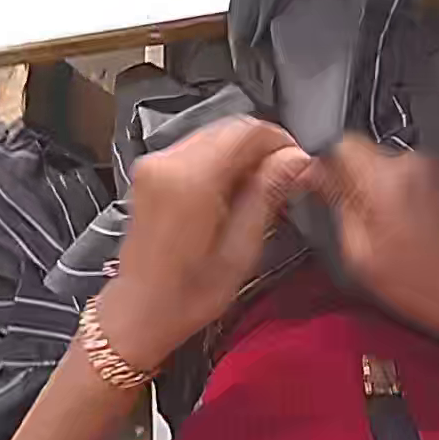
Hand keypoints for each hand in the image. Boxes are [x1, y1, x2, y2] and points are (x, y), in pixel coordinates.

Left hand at [98, 117, 311, 371]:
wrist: (140, 311)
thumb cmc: (189, 293)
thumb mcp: (242, 248)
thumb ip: (268, 193)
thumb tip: (296, 159)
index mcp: (192, 180)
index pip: (247, 131)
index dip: (281, 140)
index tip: (298, 162)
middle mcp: (168, 163)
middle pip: (231, 128)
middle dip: (264, 147)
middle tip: (285, 176)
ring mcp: (155, 164)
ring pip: (215, 135)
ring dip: (244, 153)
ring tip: (261, 187)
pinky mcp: (151, 171)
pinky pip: (198, 148)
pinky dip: (222, 160)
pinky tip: (234, 190)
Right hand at [318, 135, 438, 339]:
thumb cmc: (419, 281)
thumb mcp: (357, 250)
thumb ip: (332, 202)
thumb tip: (311, 174)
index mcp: (385, 178)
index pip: (339, 143)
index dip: (322, 165)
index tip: (319, 185)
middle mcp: (410, 164)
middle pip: (358, 153)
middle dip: (347, 180)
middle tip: (351, 218)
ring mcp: (427, 169)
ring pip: (376, 164)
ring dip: (369, 188)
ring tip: (377, 227)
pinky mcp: (435, 178)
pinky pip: (396, 175)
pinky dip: (389, 194)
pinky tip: (394, 226)